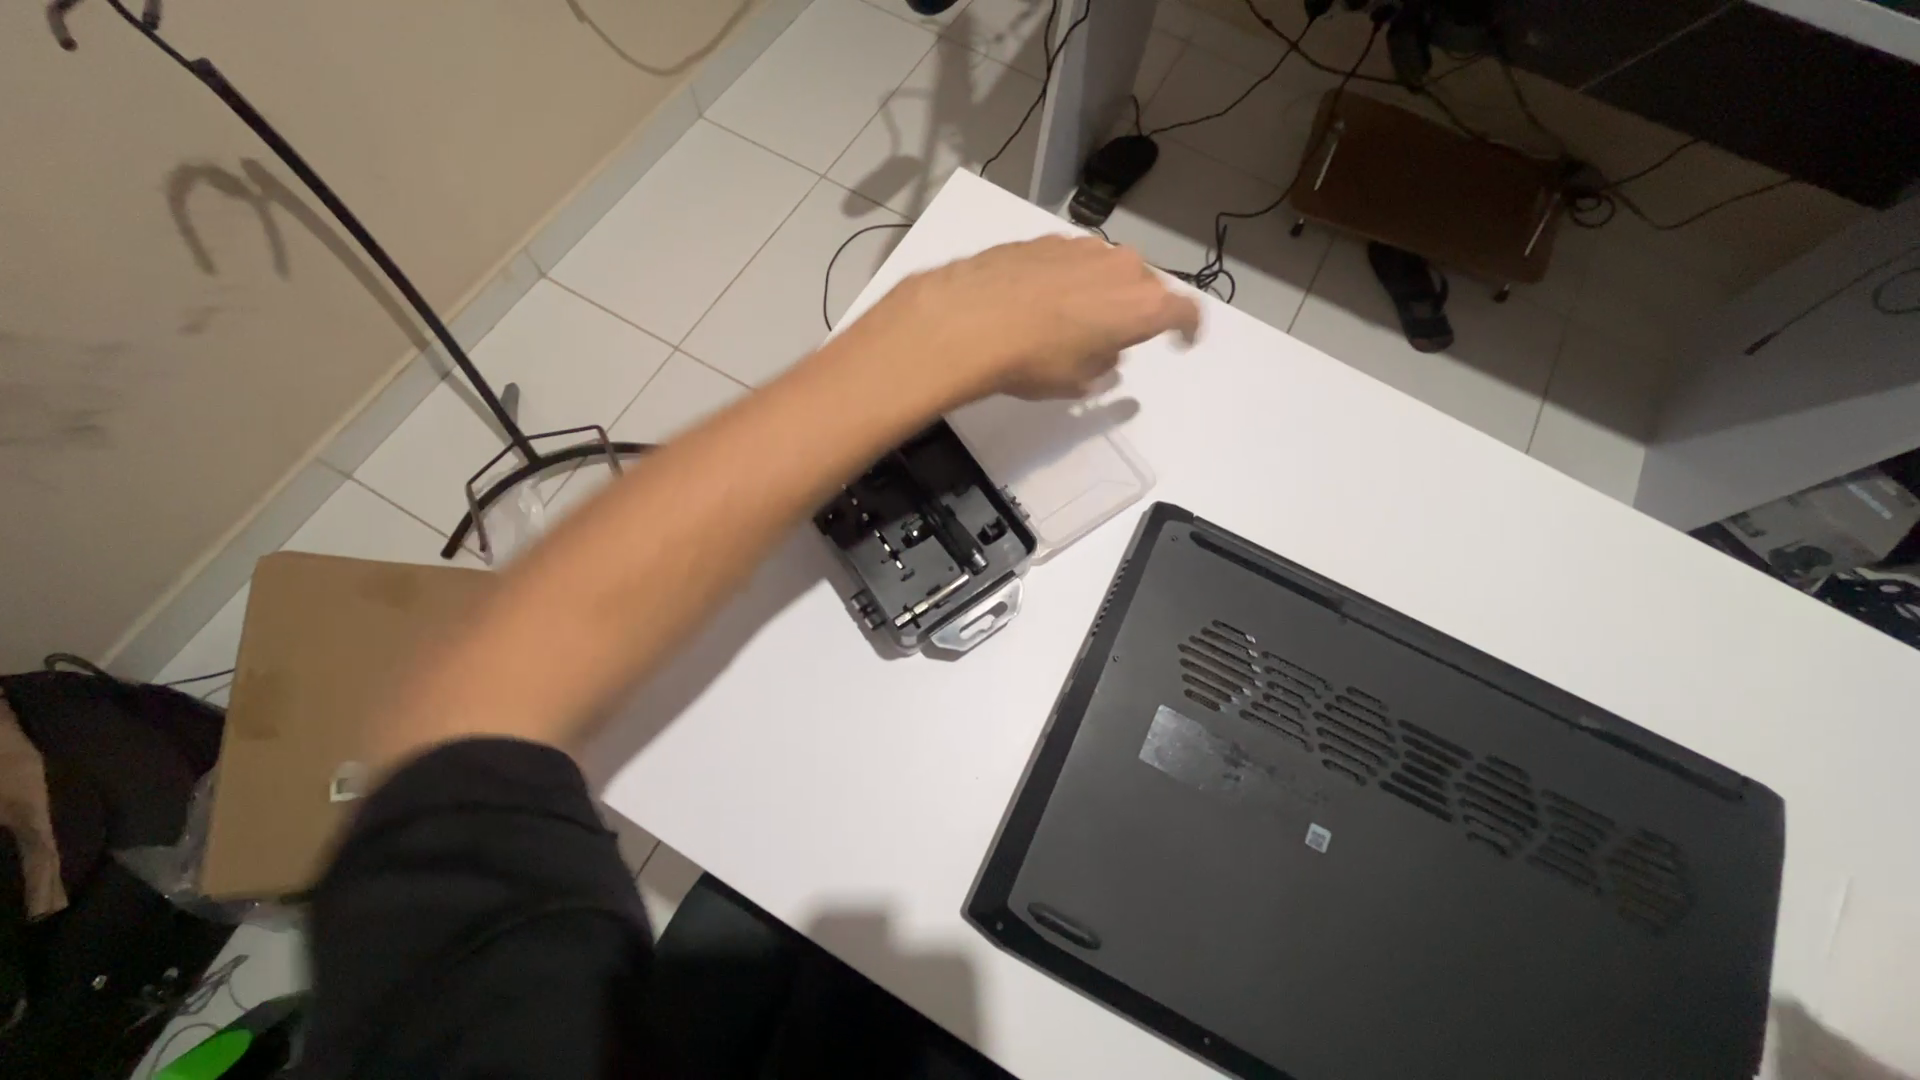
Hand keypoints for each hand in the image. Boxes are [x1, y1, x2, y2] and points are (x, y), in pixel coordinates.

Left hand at [873, 236, 1201, 401]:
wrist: (969, 320)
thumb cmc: (1034, 361)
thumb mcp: (1077, 382)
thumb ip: (1103, 366)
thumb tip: (1103, 355)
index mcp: (1143, 304)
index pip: (1184, 312)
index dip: (1187, 329)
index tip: (1183, 340)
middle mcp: (1121, 266)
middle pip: (1143, 286)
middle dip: (1135, 310)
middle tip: (1113, 338)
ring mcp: (1080, 246)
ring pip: (1104, 269)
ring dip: (1098, 292)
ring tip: (1069, 321)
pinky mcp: (1042, 239)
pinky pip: (1068, 262)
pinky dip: (1064, 280)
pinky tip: (1038, 302)